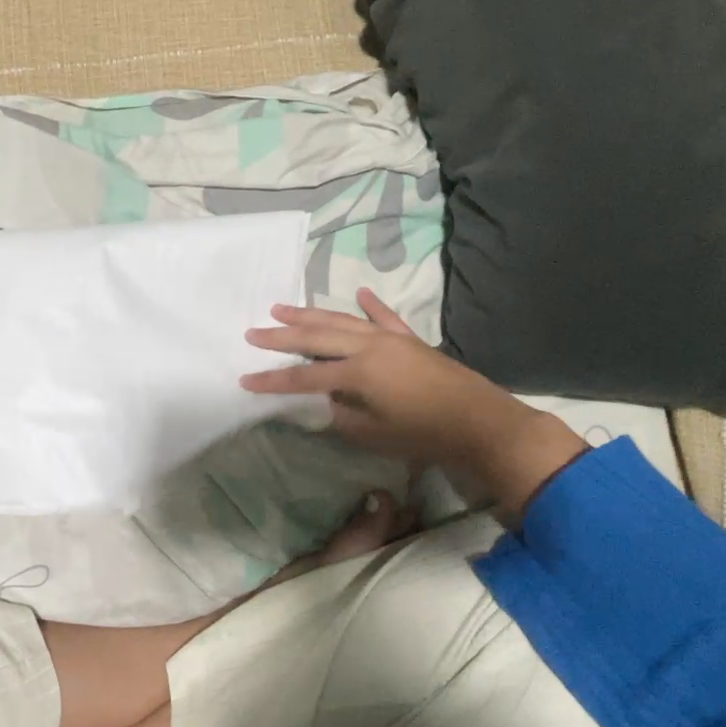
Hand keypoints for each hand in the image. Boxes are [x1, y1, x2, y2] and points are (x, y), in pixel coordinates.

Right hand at [241, 289, 586, 519]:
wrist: (480, 424)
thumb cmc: (421, 434)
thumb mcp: (369, 433)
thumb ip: (338, 413)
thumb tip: (322, 399)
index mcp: (356, 372)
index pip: (303, 376)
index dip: (272, 380)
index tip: (244, 381)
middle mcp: (369, 346)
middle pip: (316, 337)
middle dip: (281, 335)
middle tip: (252, 331)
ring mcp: (391, 339)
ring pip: (342, 320)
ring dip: (310, 313)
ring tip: (281, 308)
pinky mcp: (410, 341)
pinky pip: (385, 318)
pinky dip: (371, 305)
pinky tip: (360, 292)